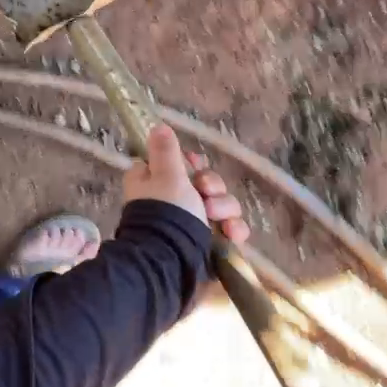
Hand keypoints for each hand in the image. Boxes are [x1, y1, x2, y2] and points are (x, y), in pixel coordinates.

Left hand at [124, 124, 249, 243]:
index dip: (191, 163)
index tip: (194, 165)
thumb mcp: (165, 175)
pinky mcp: (208, 242)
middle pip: (204, 182)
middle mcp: (171, 200)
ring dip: (224, 208)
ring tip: (216, 218)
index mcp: (153, 182)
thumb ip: (165, 151)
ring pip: (220, 204)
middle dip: (212, 186)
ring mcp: (191, 221)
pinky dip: (234, 230)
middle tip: (206, 193)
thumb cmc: (166, 212)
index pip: (177, 163)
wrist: (172, 261)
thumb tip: (156, 126)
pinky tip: (232, 234)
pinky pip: (230, 228)